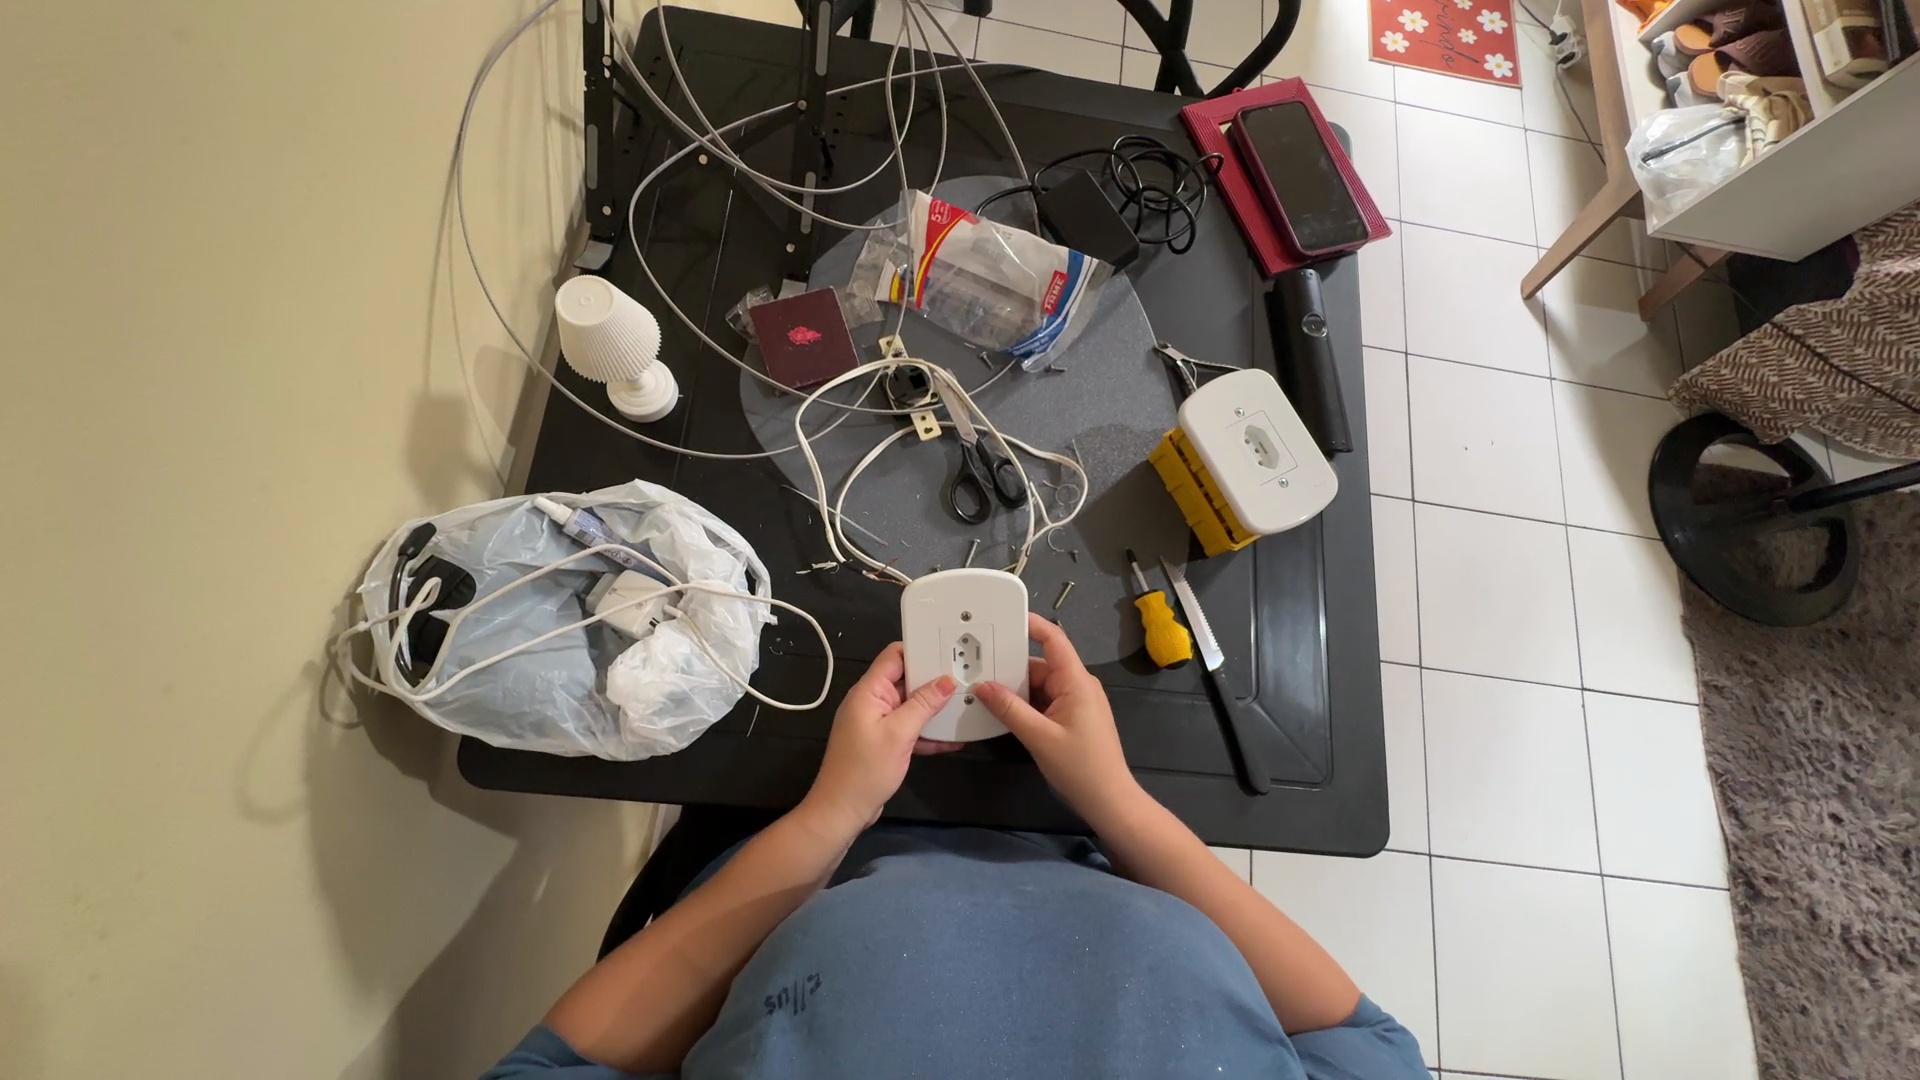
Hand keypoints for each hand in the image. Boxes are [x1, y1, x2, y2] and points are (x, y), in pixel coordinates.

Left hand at [800, 643, 956, 837]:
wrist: (841, 811)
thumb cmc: (865, 769)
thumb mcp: (899, 734)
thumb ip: (923, 704)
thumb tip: (947, 680)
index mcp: (868, 691)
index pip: (894, 656)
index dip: (920, 649)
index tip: (949, 650)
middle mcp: (871, 701)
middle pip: (905, 679)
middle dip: (933, 679)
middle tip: (966, 676)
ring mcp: (877, 722)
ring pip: (910, 705)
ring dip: (933, 708)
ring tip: (965, 703)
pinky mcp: (883, 742)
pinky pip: (908, 728)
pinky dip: (927, 732)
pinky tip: (953, 739)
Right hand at [974, 614, 1145, 827]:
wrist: (1109, 801)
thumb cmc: (1081, 767)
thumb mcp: (1039, 737)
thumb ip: (1009, 709)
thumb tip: (982, 686)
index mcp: (1076, 682)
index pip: (1054, 640)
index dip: (1032, 624)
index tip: (1005, 616)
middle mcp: (1078, 685)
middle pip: (1041, 665)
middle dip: (1012, 667)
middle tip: (978, 666)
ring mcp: (1077, 701)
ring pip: (1040, 685)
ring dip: (1017, 689)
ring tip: (985, 690)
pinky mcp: (1073, 716)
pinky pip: (1045, 700)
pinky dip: (1026, 704)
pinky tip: (1004, 711)